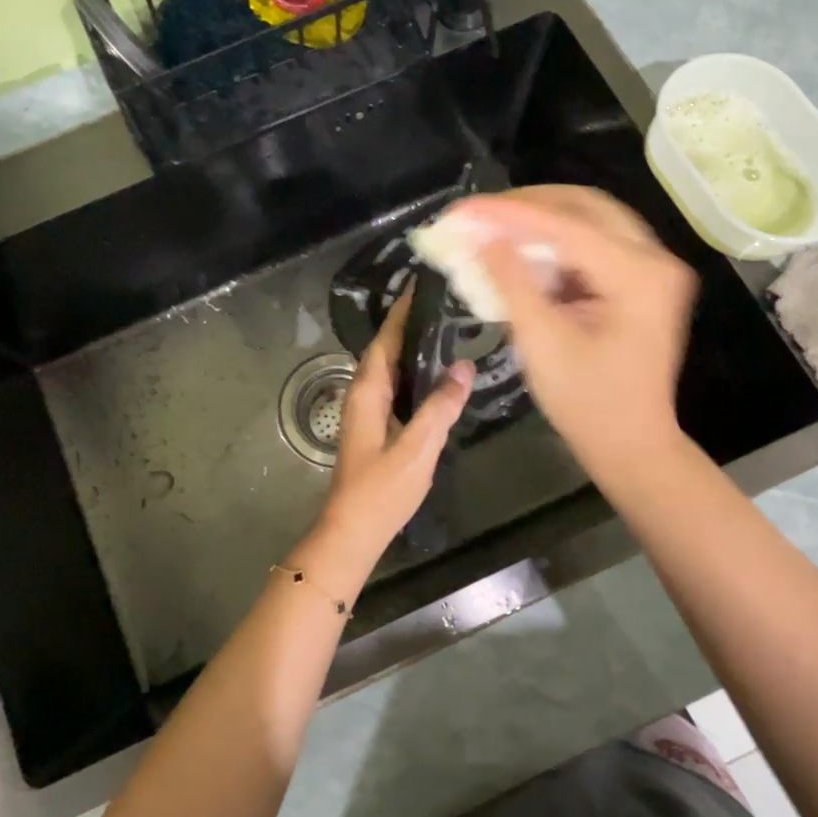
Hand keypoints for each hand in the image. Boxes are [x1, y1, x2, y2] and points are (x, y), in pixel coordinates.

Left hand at [313, 291, 473, 561]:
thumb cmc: (381, 490)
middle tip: (446, 303)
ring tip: (449, 330)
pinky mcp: (378, 429)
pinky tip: (439, 378)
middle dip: (411, 325)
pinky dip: (416, 376)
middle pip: (387, 351)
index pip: (385, 340)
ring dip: (414, 350)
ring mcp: (369, 414)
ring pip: (393, 371)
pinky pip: (398, 390)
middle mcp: (363, 396)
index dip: (402, 313)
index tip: (421, 285)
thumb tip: (463, 366)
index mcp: (367, 392)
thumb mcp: (417, 447)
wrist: (354, 531)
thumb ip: (441, 406)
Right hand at [450, 185, 696, 463]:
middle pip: (585, 207)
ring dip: (539, 220)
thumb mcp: (542, 344)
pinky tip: (520, 249)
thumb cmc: (587, 404)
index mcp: (638, 276)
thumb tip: (483, 238)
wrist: (631, 444)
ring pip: (590, 220)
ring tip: (492, 227)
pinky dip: (554, 241)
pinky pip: (593, 243)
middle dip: (526, 206)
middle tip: (478, 214)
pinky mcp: (639, 280)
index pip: (566, 226)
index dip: (509, 214)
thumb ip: (512, 283)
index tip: (462, 209)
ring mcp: (650, 268)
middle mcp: (654, 260)